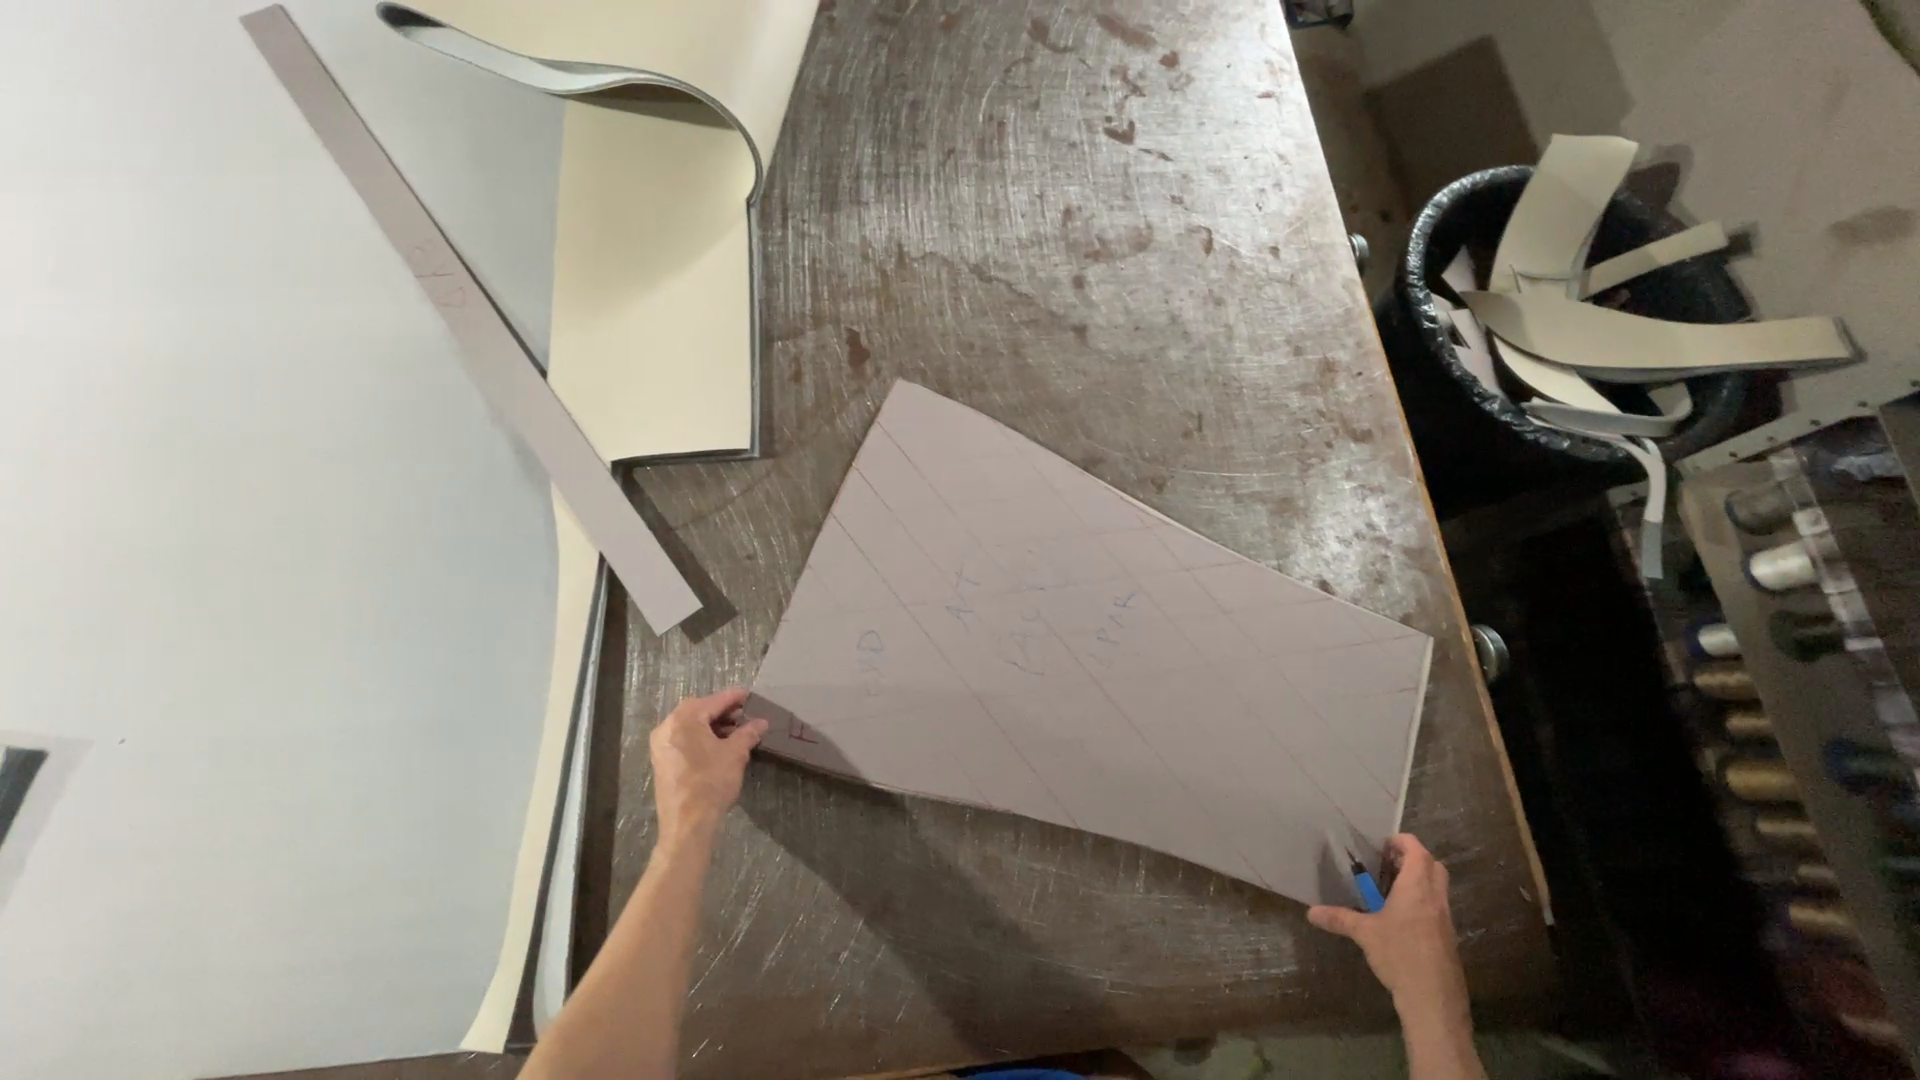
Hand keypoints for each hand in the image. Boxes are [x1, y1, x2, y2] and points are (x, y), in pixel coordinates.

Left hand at [648, 688, 766, 842]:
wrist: (687, 823)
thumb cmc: (711, 782)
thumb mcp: (735, 754)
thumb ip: (748, 733)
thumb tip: (761, 722)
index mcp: (684, 719)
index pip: (714, 701)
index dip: (734, 697)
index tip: (750, 695)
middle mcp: (667, 727)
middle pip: (698, 711)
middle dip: (721, 712)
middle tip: (744, 716)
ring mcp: (661, 745)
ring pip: (689, 726)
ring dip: (711, 726)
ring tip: (734, 733)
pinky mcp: (661, 761)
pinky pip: (683, 740)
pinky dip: (700, 738)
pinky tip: (717, 747)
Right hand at [1307, 834, 1469, 1021]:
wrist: (1434, 998)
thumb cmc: (1399, 955)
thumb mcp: (1364, 934)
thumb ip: (1338, 918)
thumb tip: (1311, 912)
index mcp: (1417, 888)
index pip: (1417, 850)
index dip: (1401, 841)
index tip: (1381, 845)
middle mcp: (1435, 898)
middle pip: (1433, 865)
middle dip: (1412, 859)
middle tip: (1386, 865)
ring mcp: (1445, 919)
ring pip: (1437, 887)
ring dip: (1418, 881)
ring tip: (1389, 890)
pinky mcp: (1447, 937)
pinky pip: (1436, 907)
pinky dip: (1421, 902)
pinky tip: (1399, 919)